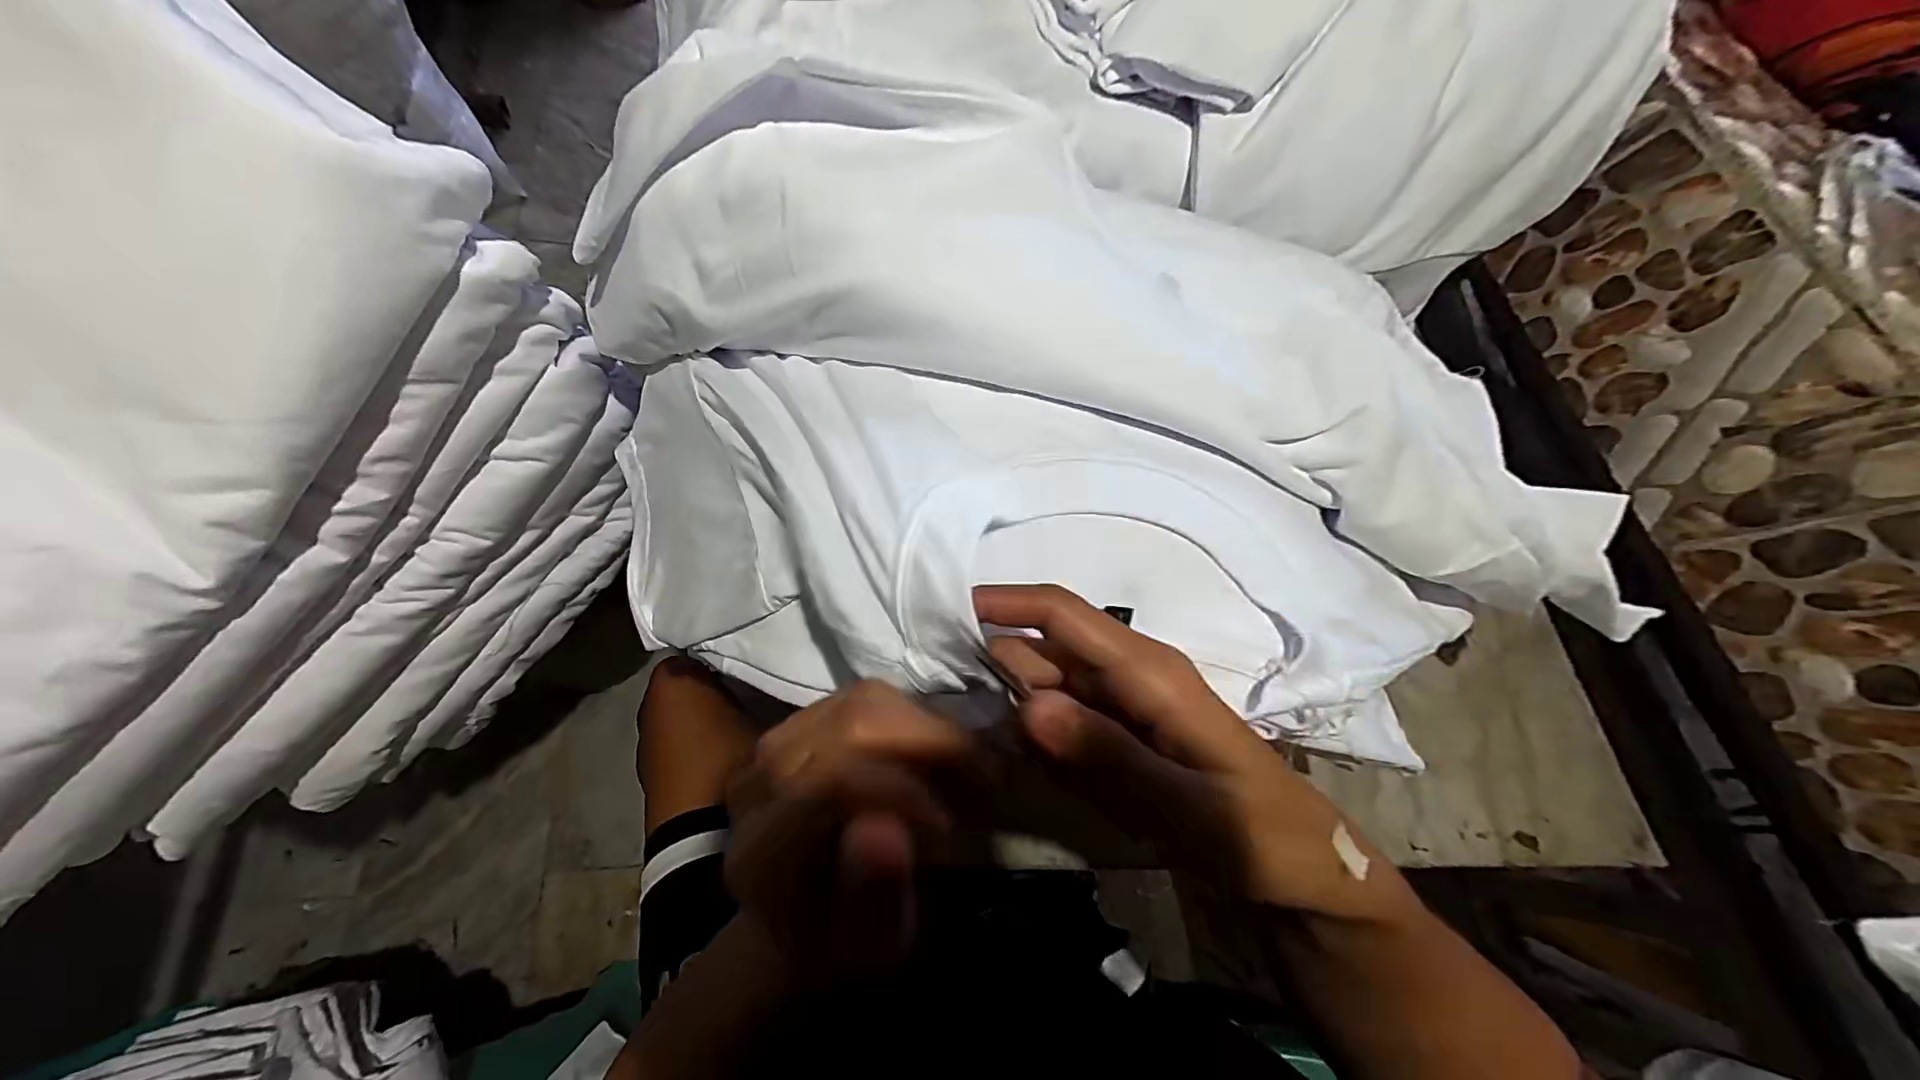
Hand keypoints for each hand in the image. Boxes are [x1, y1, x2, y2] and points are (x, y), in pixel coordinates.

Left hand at [724, 681, 976, 978]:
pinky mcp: (794, 725)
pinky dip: (908, 714)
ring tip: (960, 762)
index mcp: (762, 853)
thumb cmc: (845, 946)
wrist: (808, 921)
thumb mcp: (870, 949)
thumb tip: (883, 828)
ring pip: (857, 702)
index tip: (953, 821)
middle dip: (925, 744)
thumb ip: (874, 899)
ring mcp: (768, 750)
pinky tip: (930, 746)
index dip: (902, 788)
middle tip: (979, 779)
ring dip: (923, 725)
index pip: (832, 782)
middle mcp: (754, 789)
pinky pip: (858, 697)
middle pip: (846, 728)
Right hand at [976, 584, 1419, 923]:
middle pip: (1047, 647)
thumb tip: (1027, 704)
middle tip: (958, 712)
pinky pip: (1064, 718)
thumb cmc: (1257, 833)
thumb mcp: (1187, 806)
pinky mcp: (1122, 729)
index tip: (946, 611)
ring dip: (1015, 705)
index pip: (1064, 613)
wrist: (1304, 870)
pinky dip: (1039, 735)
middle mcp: (1131, 672)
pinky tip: (1030, 768)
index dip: (1006, 602)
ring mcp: (1125, 702)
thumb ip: (1107, 756)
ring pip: (1049, 682)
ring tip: (988, 747)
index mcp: (1149, 669)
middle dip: (999, 667)